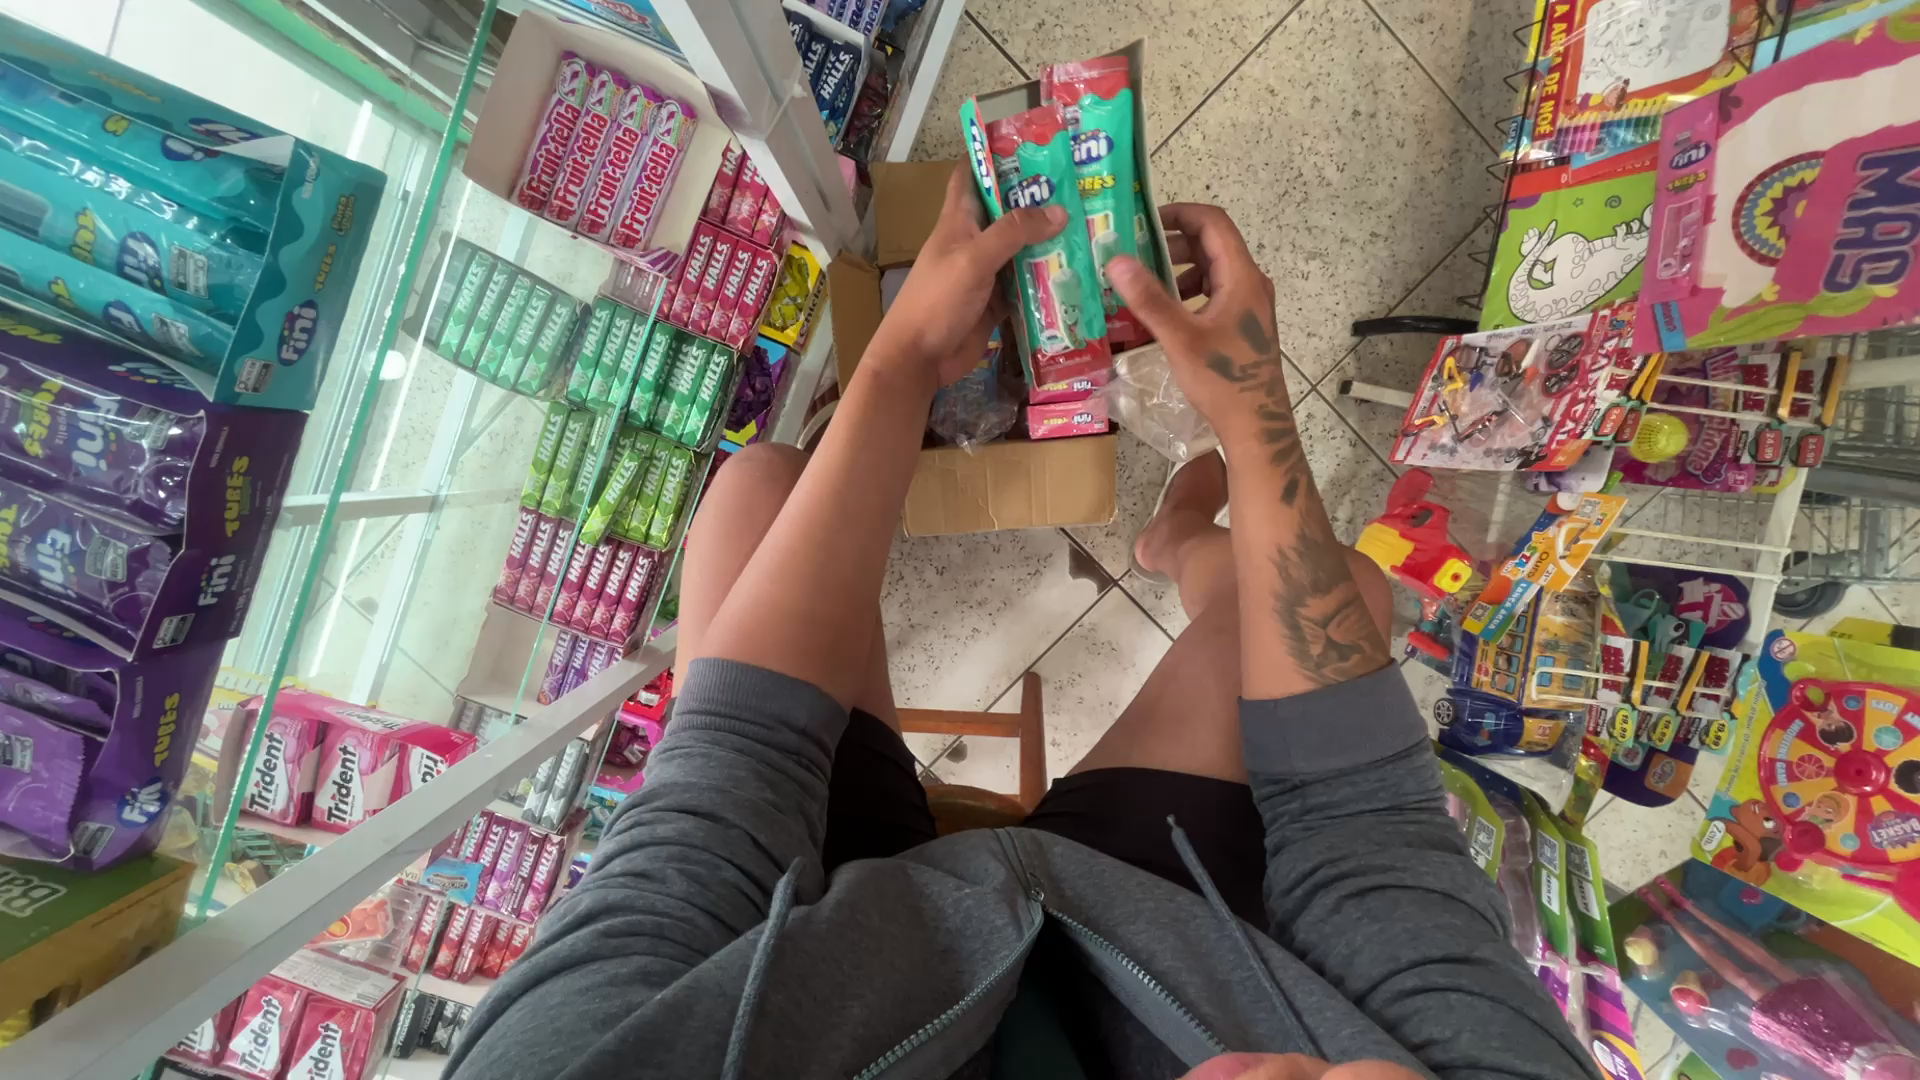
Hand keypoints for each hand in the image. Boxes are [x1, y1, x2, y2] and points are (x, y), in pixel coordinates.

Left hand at [869, 165, 1066, 388]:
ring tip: (1090, 226)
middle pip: (1008, 214)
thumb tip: (1059, 212)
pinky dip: (1046, 282)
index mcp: (959, 221)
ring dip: (1049, 244)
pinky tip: (1076, 273)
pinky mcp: (996, 305)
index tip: (1031, 145)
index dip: (994, 156)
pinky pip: (1025, 288)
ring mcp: (986, 276)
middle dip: (1038, 201)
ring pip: (1021, 252)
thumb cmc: (937, 301)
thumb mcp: (974, 259)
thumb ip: (1013, 233)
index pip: (972, 177)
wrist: (921, 358)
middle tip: (1082, 187)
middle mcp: (974, 243)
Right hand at [1107, 204, 1290, 452]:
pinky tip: (1163, 315)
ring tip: (1144, 286)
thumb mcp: (1180, 338)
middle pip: (1211, 245)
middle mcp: (1250, 283)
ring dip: (1177, 271)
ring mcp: (1248, 305)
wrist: (1255, 422)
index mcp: (1241, 276)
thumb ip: (1149, 298)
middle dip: (1172, 245)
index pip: (1213, 223)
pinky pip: (1213, 294)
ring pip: (1211, 271)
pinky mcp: (1241, 325)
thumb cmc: (1222, 380)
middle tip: (1135, 256)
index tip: (1144, 222)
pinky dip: (1187, 295)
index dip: (1179, 214)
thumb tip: (1117, 261)